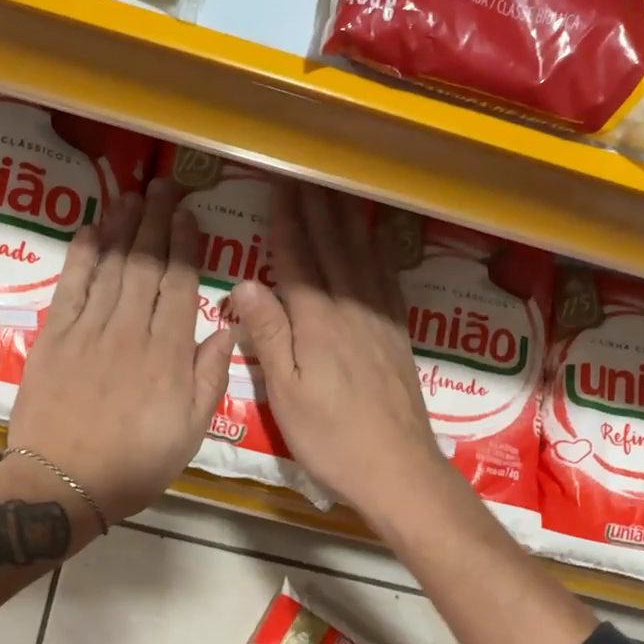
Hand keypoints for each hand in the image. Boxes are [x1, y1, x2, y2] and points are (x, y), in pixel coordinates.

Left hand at [7, 178, 234, 523]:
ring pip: (112, 266)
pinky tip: (92, 229)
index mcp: (169, 354)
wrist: (62, 483)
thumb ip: (209, 379)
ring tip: (134, 196)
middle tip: (164, 185)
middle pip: (147, 265)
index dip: (186, 246)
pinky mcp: (54, 336)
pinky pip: (72, 285)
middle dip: (158, 221)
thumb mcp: (189, 434)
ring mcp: (89, 330)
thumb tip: (225, 329)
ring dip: (124, 227)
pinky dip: (82, 254)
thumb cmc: (134, 466)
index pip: (181, 286)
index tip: (190, 215)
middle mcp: (130, 331)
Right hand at [228, 182, 460, 525]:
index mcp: (317, 322)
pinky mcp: (398, 336)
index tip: (280, 187)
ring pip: (363, 258)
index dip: (288, 223)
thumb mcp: (285, 392)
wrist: (397, 467)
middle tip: (308, 175)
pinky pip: (387, 281)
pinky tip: (377, 242)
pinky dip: (379, 253)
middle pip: (333, 249)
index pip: (298, 260)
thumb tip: (244, 283)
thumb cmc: (330, 437)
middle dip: (318, 210)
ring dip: (348, 222)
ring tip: (339, 192)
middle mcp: (351, 310)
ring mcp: (380, 321)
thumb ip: (268, 334)